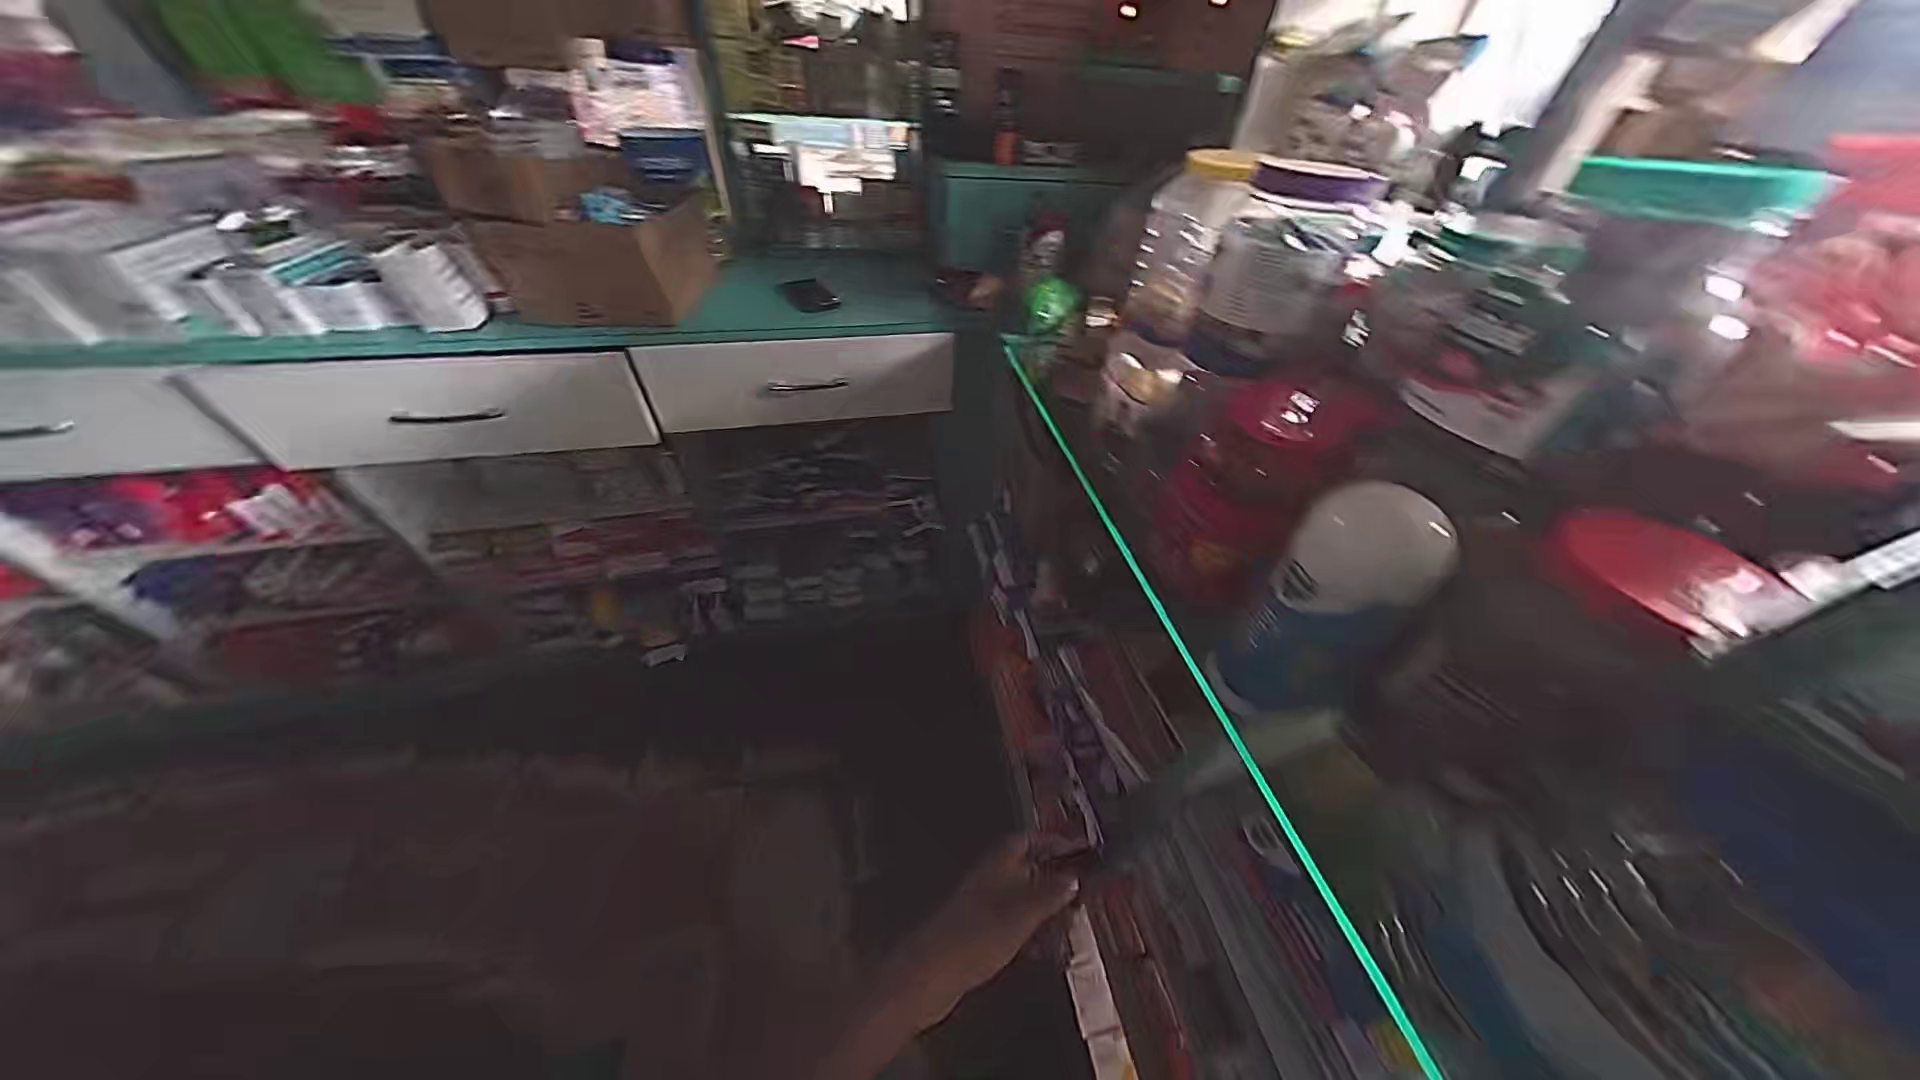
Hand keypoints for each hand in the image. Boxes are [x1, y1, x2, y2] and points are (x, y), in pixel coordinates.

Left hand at [880, 833, 1080, 1030]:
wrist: (932, 972)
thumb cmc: (975, 936)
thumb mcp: (1022, 914)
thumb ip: (1049, 894)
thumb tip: (1072, 878)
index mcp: (998, 863)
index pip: (1027, 839)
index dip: (1052, 841)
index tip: (1077, 848)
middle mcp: (990, 878)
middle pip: (1028, 868)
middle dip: (1055, 881)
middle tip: (1080, 894)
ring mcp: (983, 905)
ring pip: (1023, 899)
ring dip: (1046, 912)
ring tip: (1067, 927)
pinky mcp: (980, 931)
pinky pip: (1014, 923)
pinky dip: (1031, 932)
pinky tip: (1043, 950)